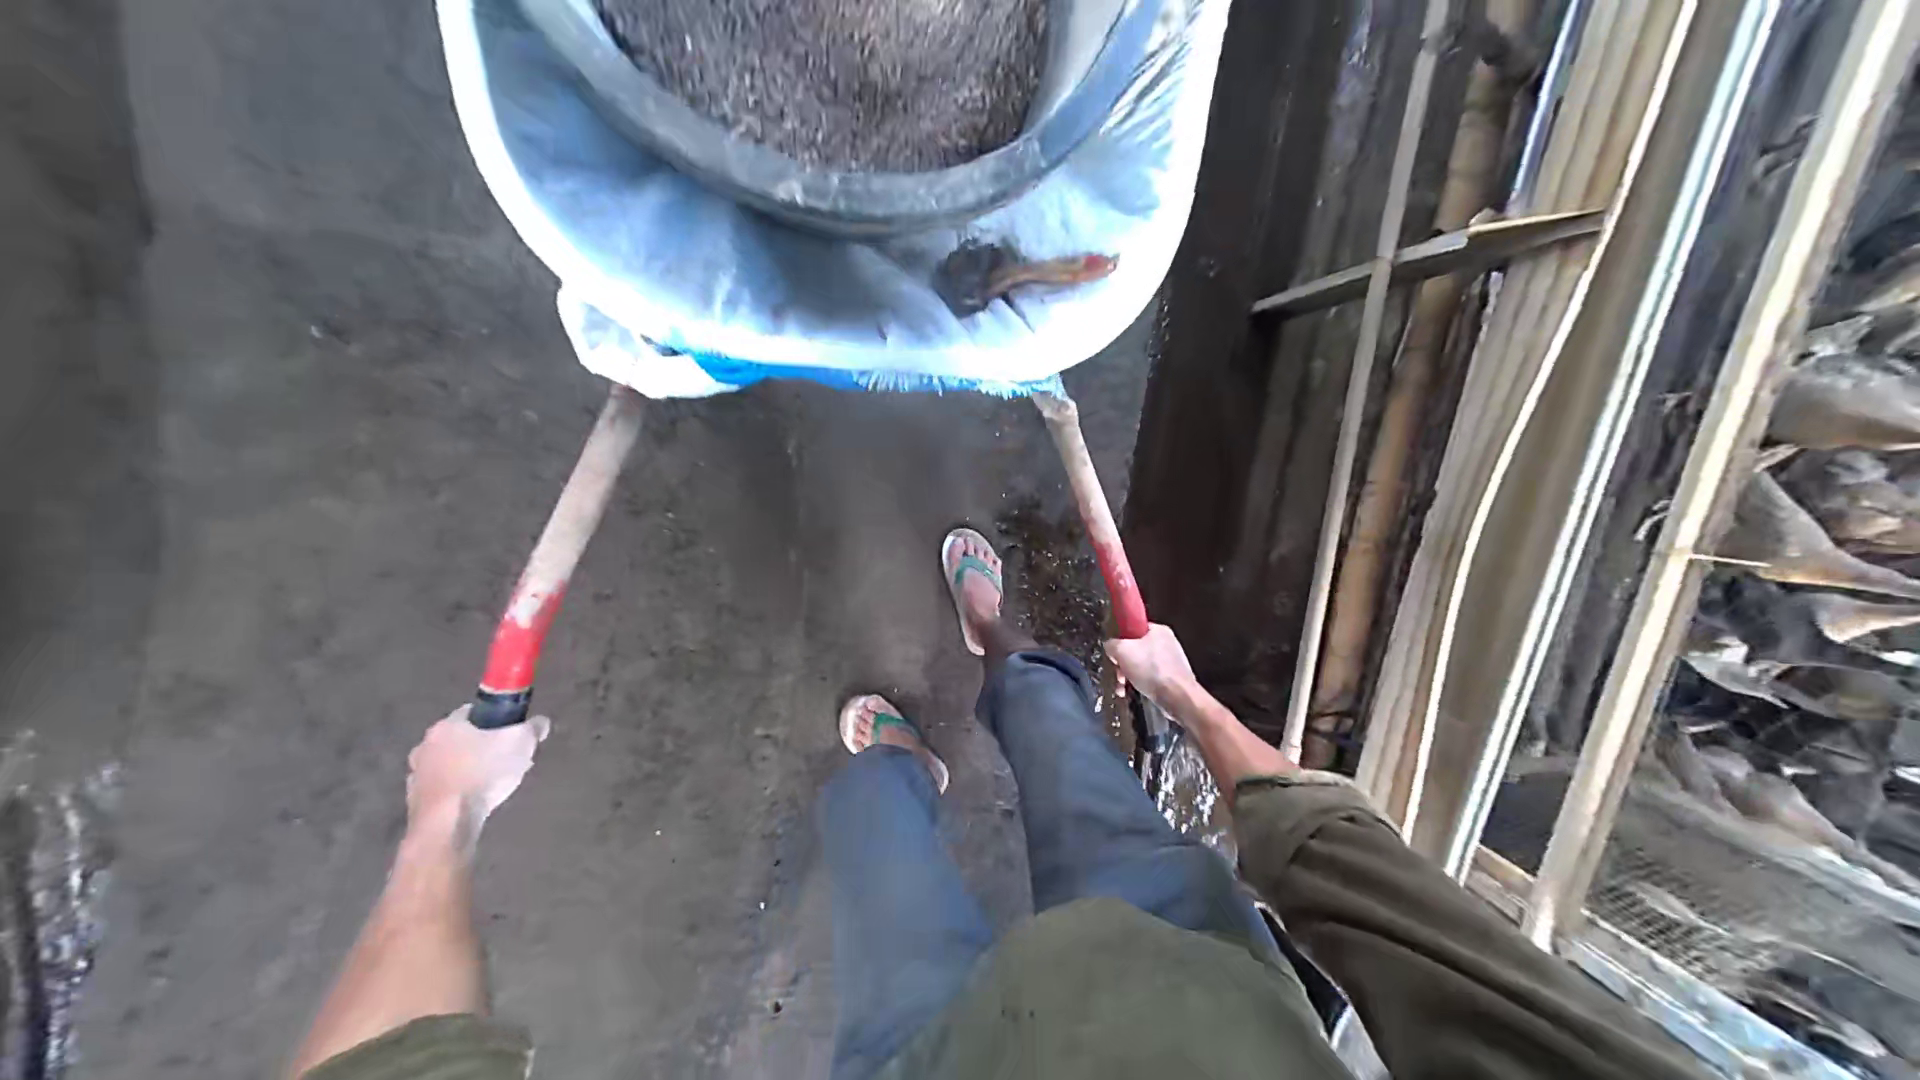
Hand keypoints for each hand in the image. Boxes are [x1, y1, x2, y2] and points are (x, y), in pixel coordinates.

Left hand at [406, 705, 548, 841]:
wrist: (448, 821)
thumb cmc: (483, 772)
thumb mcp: (522, 742)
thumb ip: (534, 728)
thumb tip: (541, 722)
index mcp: (446, 726)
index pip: (472, 711)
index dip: (494, 717)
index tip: (510, 729)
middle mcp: (424, 745)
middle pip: (459, 738)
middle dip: (481, 744)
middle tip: (505, 755)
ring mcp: (416, 774)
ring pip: (449, 763)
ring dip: (467, 767)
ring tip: (492, 780)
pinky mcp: (415, 800)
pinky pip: (443, 787)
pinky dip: (457, 789)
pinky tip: (475, 798)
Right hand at [1105, 624, 1197, 708]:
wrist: (1178, 697)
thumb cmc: (1152, 671)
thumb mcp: (1121, 651)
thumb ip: (1111, 644)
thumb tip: (1110, 647)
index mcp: (1158, 630)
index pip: (1133, 628)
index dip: (1121, 640)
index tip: (1115, 651)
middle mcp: (1166, 643)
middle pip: (1135, 648)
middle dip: (1122, 662)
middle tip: (1118, 671)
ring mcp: (1170, 661)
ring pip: (1140, 665)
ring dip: (1127, 675)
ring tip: (1122, 686)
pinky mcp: (1171, 677)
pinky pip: (1149, 677)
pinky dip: (1138, 683)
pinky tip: (1131, 691)